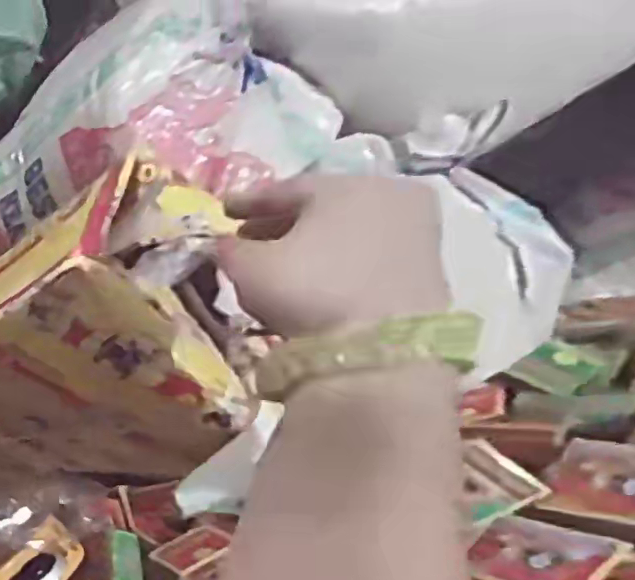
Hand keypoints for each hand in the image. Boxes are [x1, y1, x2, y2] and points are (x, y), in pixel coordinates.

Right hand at [217, 175, 450, 338]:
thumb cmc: (306, 287)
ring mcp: (412, 220)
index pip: (285, 187)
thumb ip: (227, 249)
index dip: (248, 202)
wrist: (378, 332)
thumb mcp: (247, 268)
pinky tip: (312, 270)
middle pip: (320, 203)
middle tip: (247, 236)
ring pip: (345, 222)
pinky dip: (333, 252)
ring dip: (308, 237)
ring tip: (277, 256)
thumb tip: (219, 243)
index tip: (223, 212)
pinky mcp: (423, 252)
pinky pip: (365, 243)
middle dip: (279, 220)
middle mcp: (385, 189)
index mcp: (340, 184)